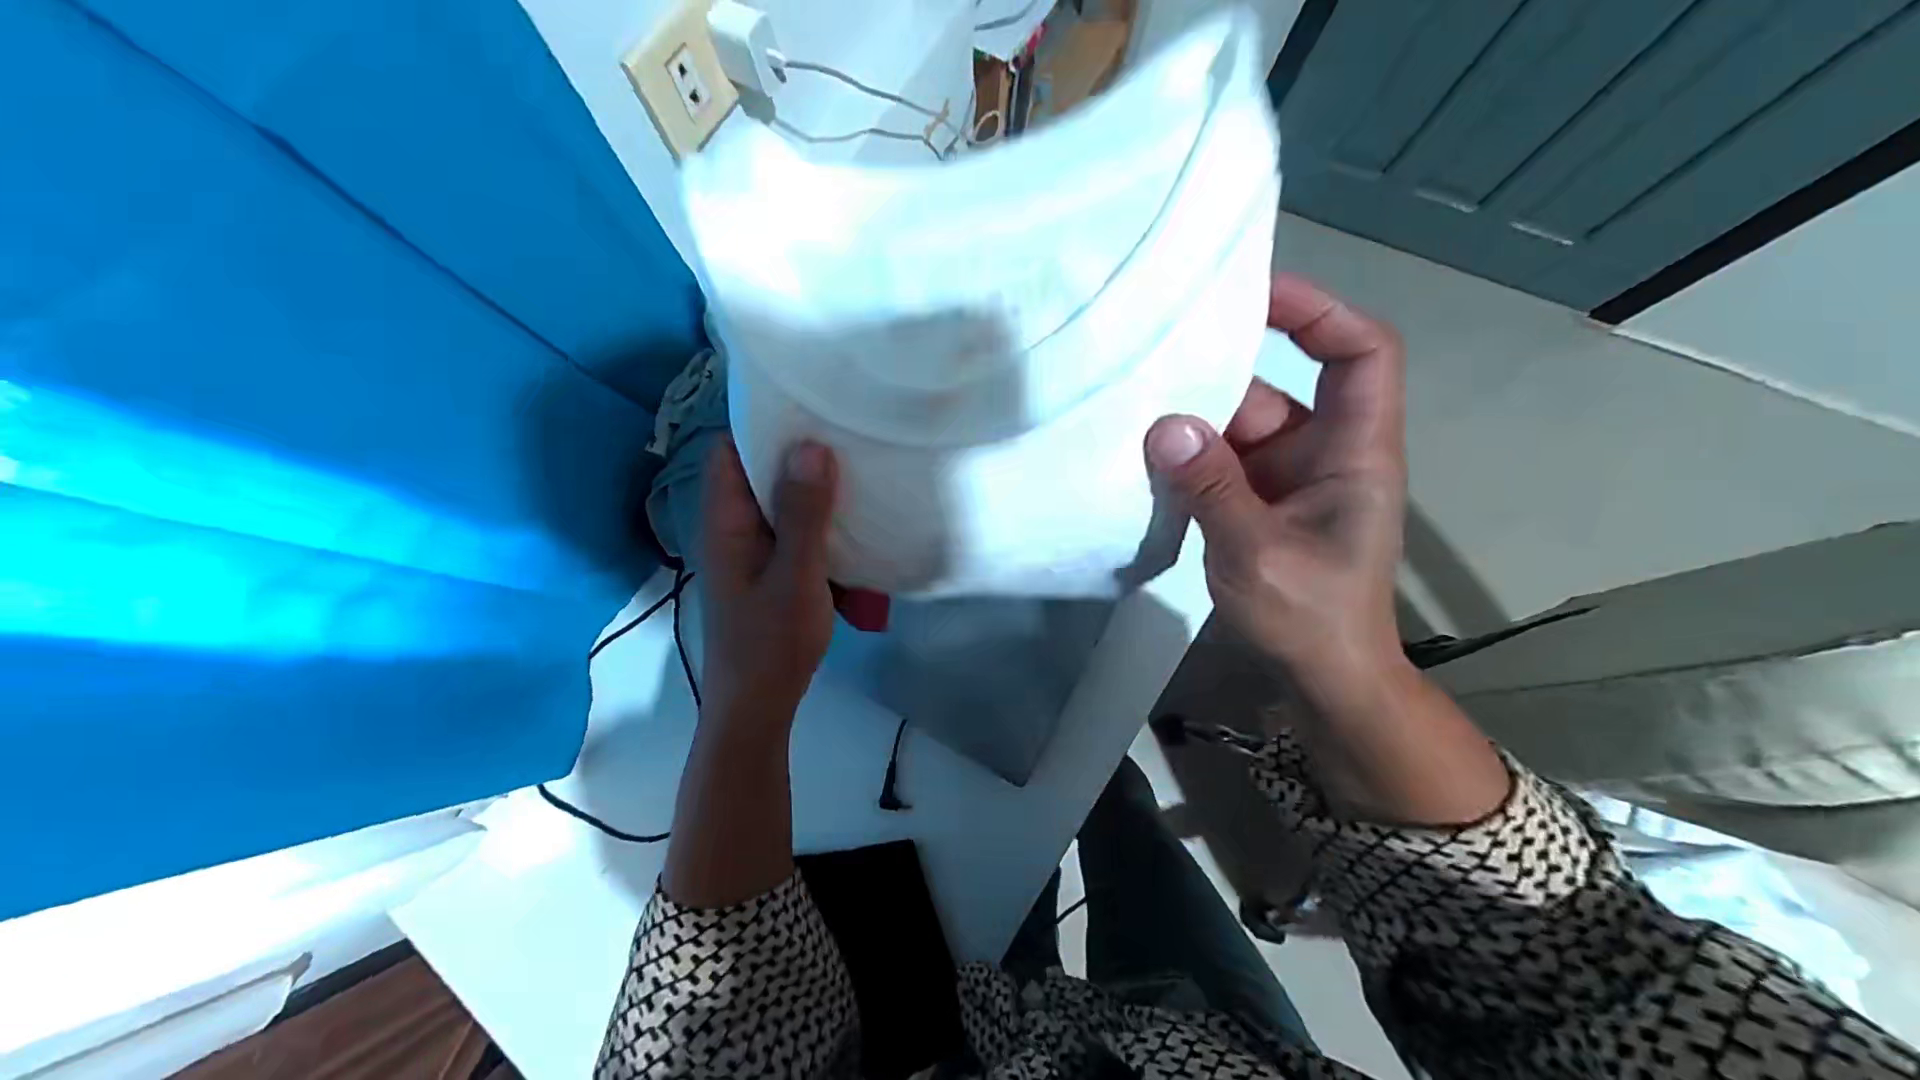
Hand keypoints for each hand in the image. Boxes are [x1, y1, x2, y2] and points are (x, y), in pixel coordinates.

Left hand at [699, 436, 838, 724]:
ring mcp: (752, 552)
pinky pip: (796, 532)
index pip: (730, 451)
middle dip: (799, 454)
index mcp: (726, 522)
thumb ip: (803, 514)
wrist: (759, 706)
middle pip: (760, 473)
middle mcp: (733, 529)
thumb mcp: (796, 576)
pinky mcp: (772, 571)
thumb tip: (810, 445)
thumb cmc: (772, 642)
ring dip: (815, 491)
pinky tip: (855, 523)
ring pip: (782, 503)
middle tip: (846, 432)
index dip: (762, 422)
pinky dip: (821, 524)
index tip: (808, 404)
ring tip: (858, 469)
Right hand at [1146, 274, 1408, 703]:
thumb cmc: (1311, 616)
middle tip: (1153, 354)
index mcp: (1353, 450)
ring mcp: (1283, 478)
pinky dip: (1181, 457)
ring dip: (1188, 421)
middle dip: (1218, 373)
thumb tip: (1163, 425)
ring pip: (1234, 427)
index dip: (1319, 311)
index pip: (1360, 353)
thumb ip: (1212, 487)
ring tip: (1129, 406)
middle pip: (1275, 386)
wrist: (1323, 677)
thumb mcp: (1258, 552)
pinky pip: (1215, 462)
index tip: (1255, 294)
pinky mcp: (1253, 502)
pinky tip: (1139, 453)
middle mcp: (1320, 451)